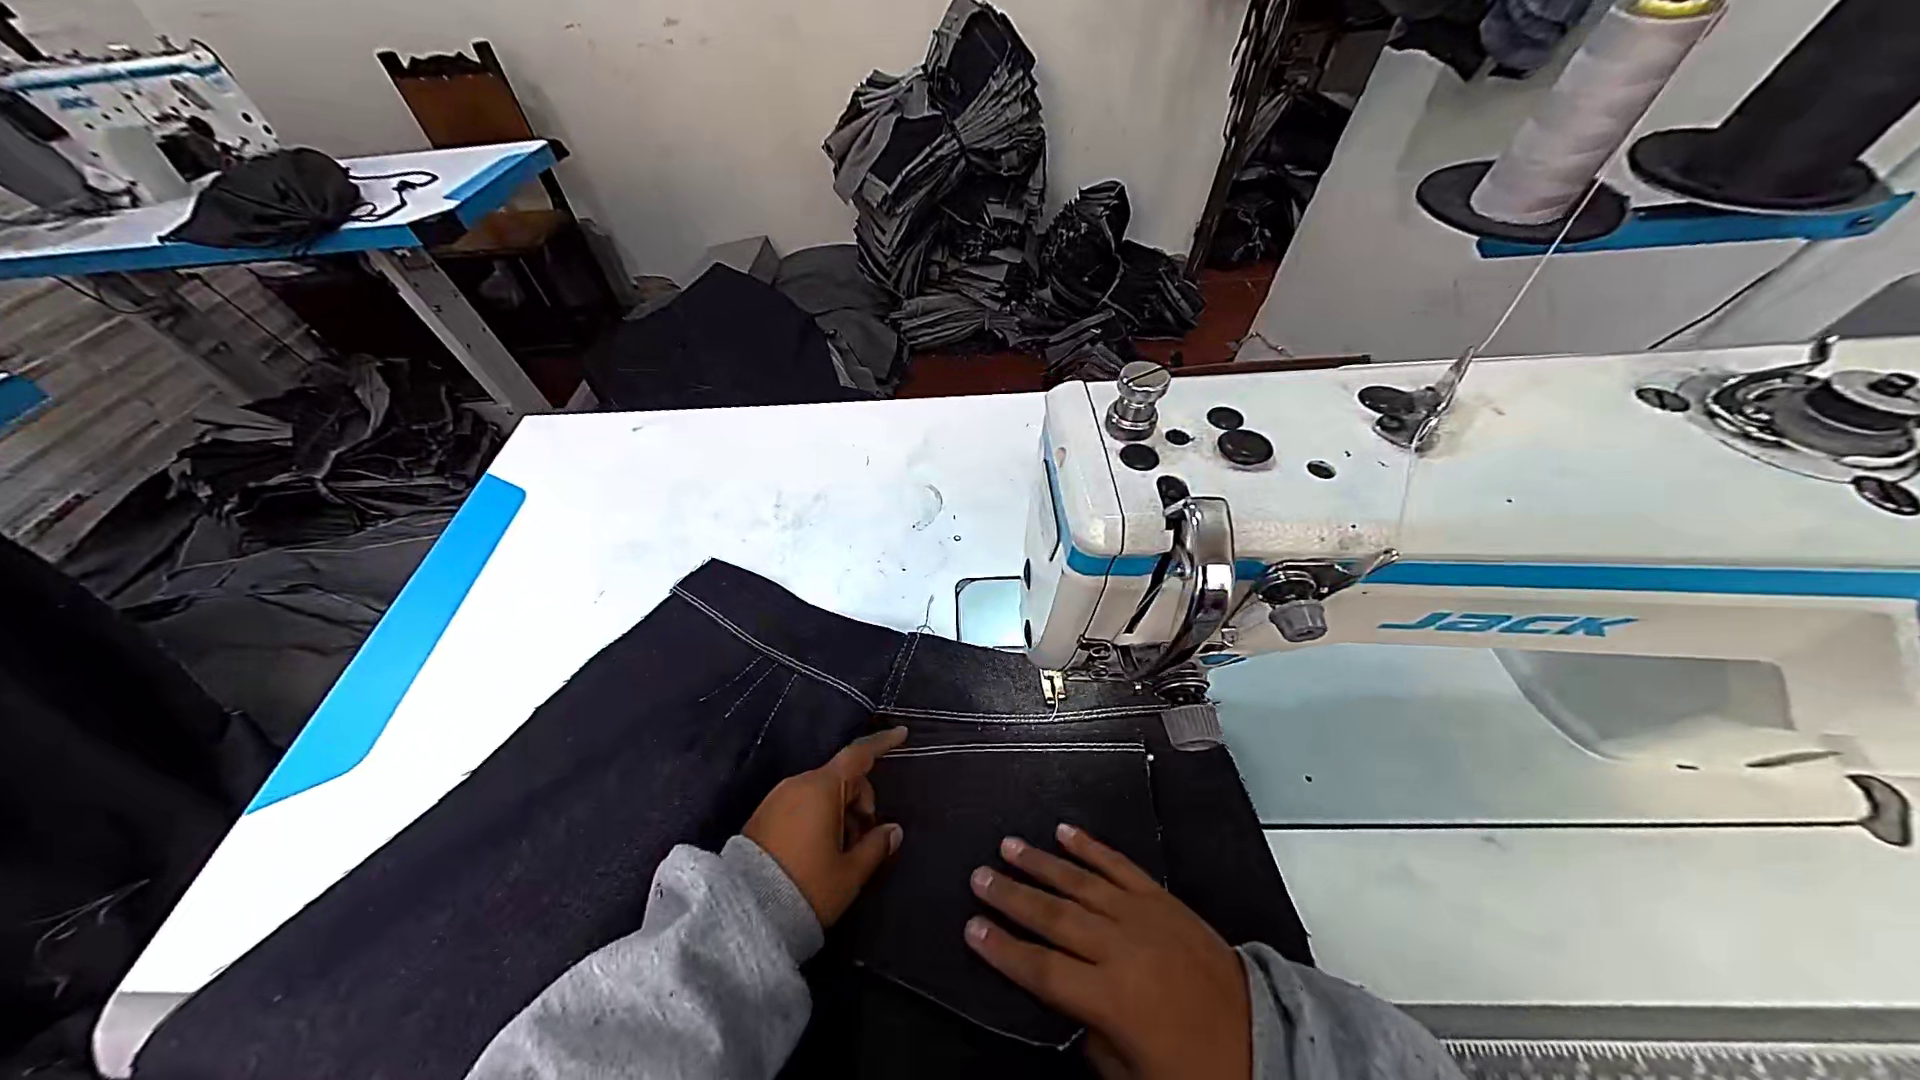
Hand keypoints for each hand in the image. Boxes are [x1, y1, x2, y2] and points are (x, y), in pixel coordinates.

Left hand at [743, 726, 907, 926]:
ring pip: (821, 793)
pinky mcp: (762, 816)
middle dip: (860, 802)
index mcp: (821, 788)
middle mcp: (797, 784)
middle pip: (842, 779)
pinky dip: (818, 817)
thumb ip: (876, 845)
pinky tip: (818, 852)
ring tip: (840, 854)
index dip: (882, 743)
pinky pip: (801, 804)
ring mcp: (776, 799)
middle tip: (864, 841)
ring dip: (839, 813)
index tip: (902, 733)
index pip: (858, 755)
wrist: (743, 915)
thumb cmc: (807, 886)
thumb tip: (893, 830)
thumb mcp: (850, 872)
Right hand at [965, 824, 1250, 1079]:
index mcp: (1113, 998)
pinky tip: (1066, 831)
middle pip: (1053, 916)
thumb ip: (1091, 1037)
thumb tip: (1064, 1006)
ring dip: (1041, 862)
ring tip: (1009, 846)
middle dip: (1011, 896)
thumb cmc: (1199, 1066)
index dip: (1003, 950)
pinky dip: (1091, 846)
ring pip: (1080, 882)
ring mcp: (1143, 916)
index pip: (1042, 969)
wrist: (1261, 1037)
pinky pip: (1119, 865)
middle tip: (979, 877)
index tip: (973, 930)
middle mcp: (1123, 949)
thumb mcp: (1135, 1075)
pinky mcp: (1162, 898)